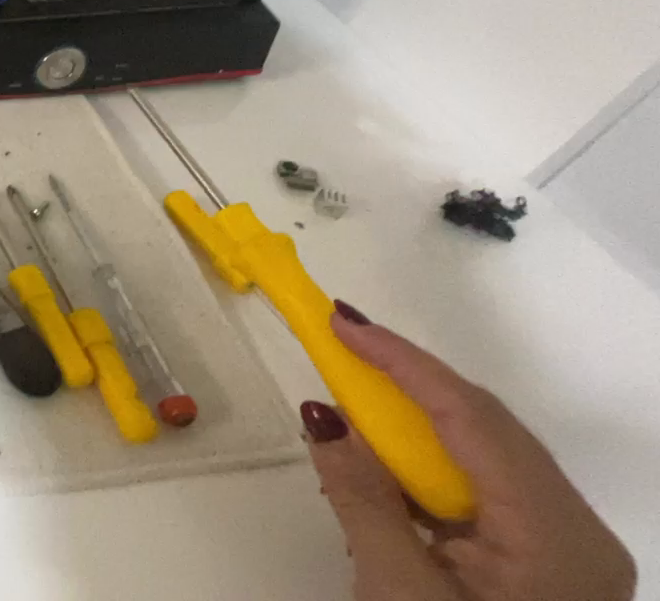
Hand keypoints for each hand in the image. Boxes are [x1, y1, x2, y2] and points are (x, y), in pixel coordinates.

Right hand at [302, 303, 635, 600]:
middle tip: (337, 338)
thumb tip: (322, 415)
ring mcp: (559, 546)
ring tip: (348, 385)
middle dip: (406, 376)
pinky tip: (379, 456)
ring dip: (409, 414)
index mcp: (554, 533)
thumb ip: (360, 495)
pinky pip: (475, 483)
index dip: (402, 360)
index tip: (338, 320)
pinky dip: (419, 456)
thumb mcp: (395, 586)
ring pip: (480, 450)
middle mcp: (572, 528)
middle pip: (484, 424)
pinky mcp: (535, 561)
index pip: (472, 417)